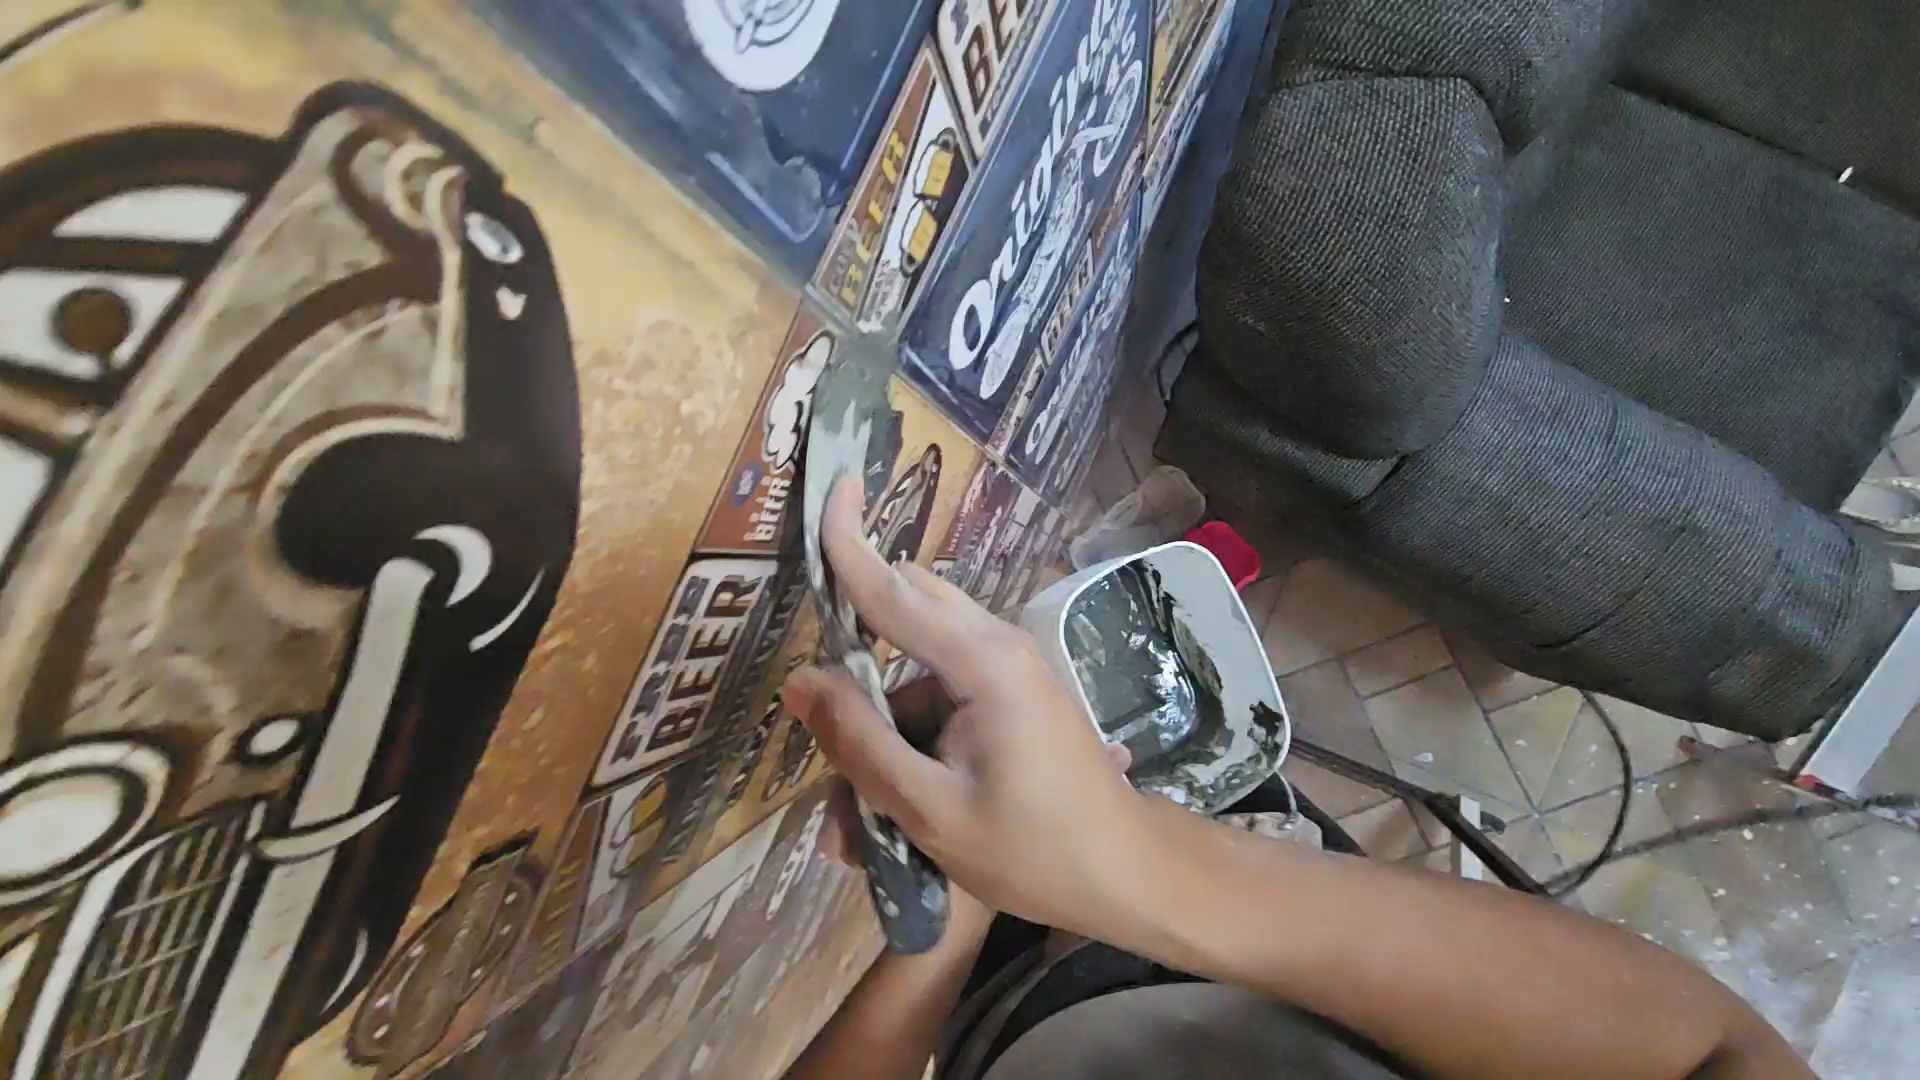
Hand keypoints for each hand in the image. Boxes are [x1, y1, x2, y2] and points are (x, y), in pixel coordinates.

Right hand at [782, 478, 1146, 939]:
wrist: (1125, 874)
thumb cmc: (1035, 849)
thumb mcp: (929, 809)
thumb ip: (861, 742)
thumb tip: (801, 681)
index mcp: (982, 660)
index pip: (894, 589)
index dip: (851, 543)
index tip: (830, 488)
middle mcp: (994, 647)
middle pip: (901, 623)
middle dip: (852, 681)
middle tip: (824, 740)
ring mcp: (1004, 670)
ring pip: (912, 678)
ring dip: (879, 736)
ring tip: (858, 829)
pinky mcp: (1007, 695)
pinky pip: (938, 702)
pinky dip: (908, 747)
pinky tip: (894, 818)